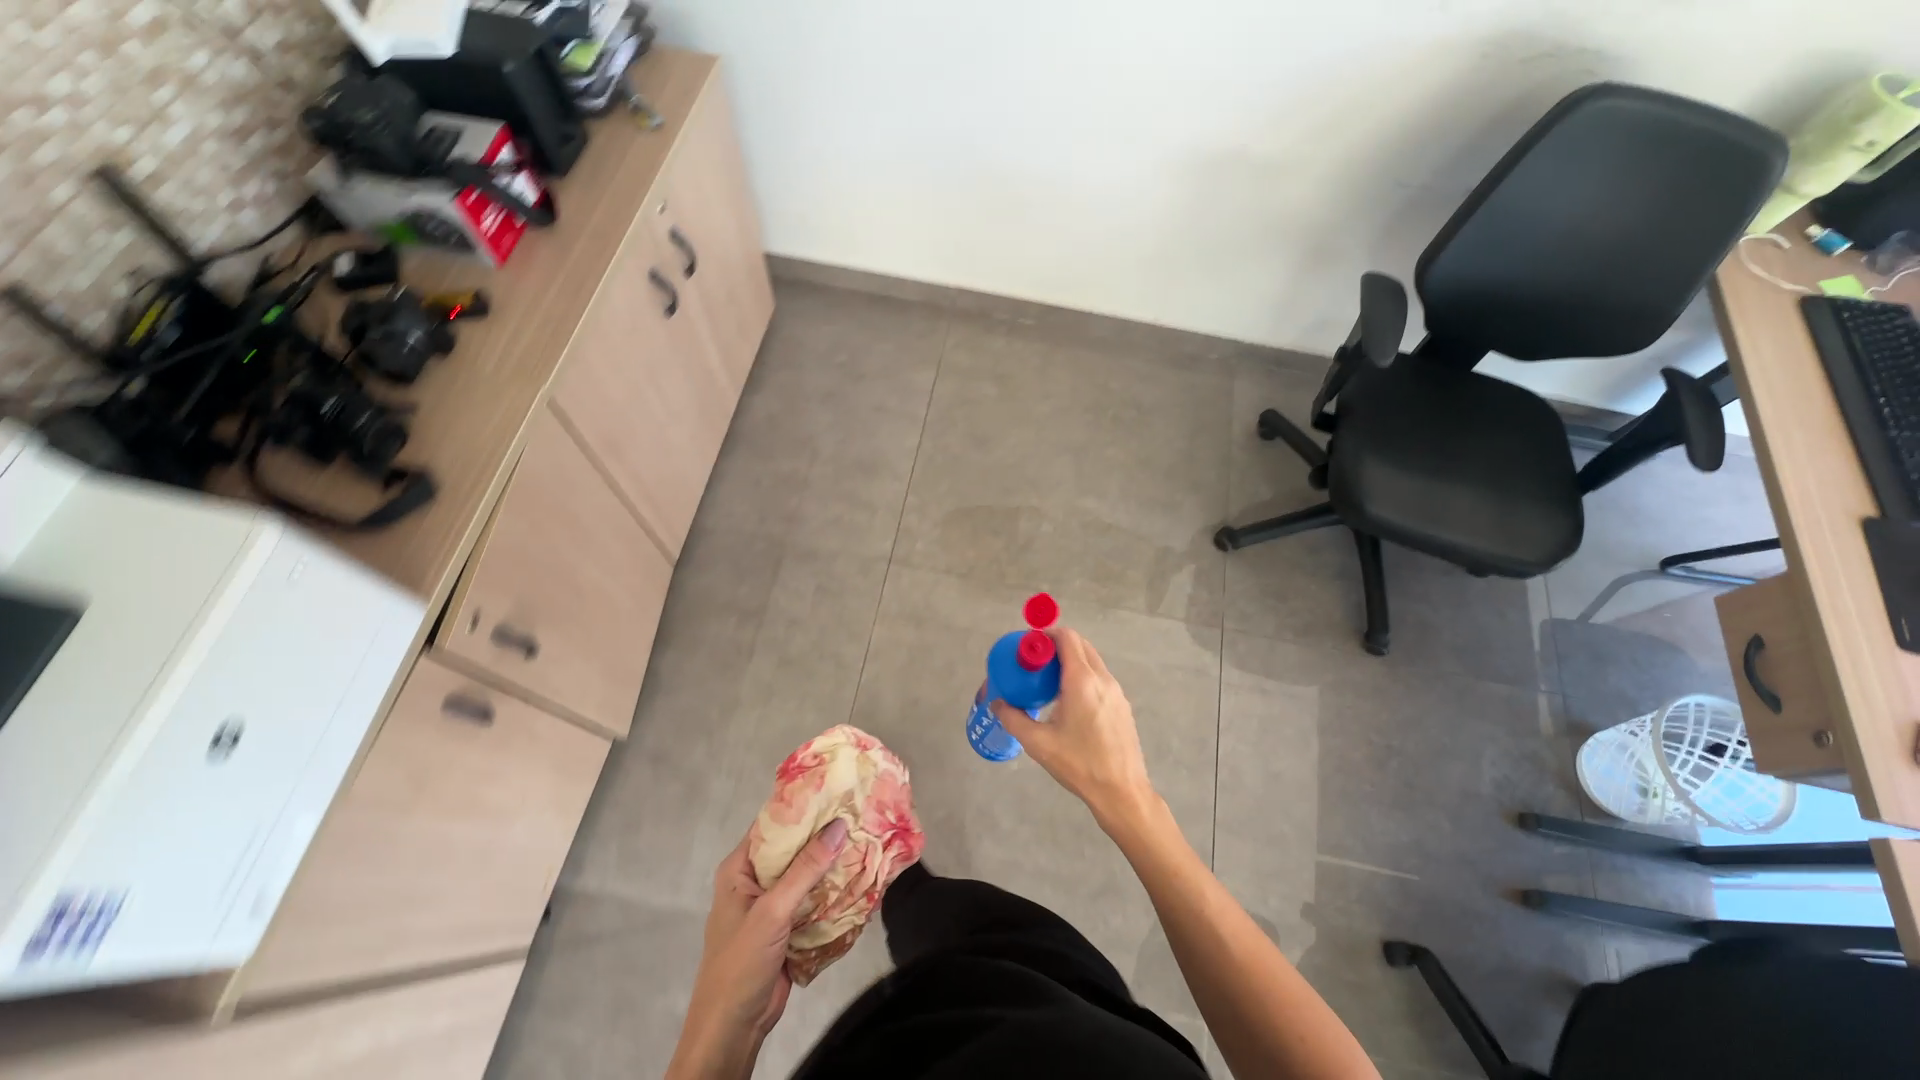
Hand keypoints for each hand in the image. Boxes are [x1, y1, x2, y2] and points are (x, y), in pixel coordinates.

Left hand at [667, 819, 848, 1079]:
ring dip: (834, 866)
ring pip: (808, 876)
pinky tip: (863, 881)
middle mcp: (756, 881)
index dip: (803, 807)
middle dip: (825, 837)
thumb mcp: (772, 911)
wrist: (733, 1026)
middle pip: (795, 850)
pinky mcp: (790, 928)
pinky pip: (816, 902)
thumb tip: (838, 825)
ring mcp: (774, 906)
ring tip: (870, 841)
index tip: (837, 790)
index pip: (773, 825)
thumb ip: (805, 870)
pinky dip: (835, 894)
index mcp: (739, 869)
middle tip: (863, 814)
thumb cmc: (740, 963)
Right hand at [992, 627, 1157, 828]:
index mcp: (1082, 681)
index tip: (1029, 648)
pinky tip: (1069, 703)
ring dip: (1071, 662)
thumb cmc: (1079, 764)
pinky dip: (1083, 677)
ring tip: (1049, 683)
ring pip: (1092, 662)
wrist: (1121, 791)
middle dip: (1057, 646)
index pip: (1067, 638)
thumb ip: (1014, 718)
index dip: (1046, 635)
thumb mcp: (1038, 743)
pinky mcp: (1122, 706)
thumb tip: (997, 703)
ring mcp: (1116, 692)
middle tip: (1035, 664)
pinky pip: (1100, 679)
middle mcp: (1103, 679)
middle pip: (1081, 645)